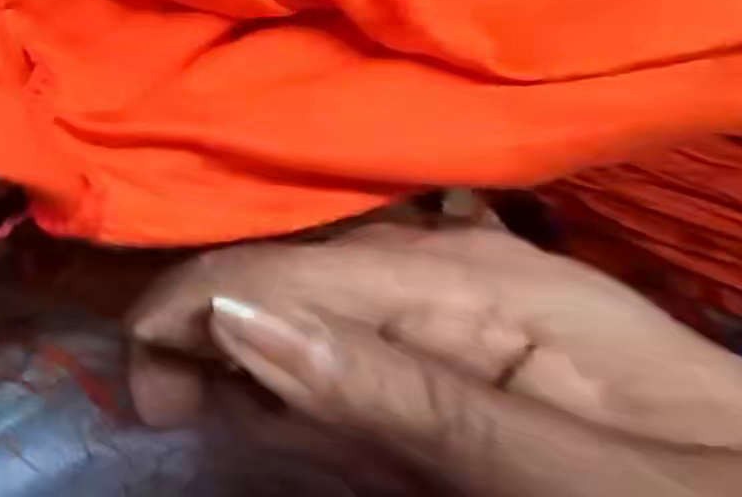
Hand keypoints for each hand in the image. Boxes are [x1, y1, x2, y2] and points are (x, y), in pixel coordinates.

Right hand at [126, 224, 741, 495]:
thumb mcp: (600, 488)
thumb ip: (415, 398)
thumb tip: (236, 316)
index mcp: (476, 275)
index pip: (286, 267)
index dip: (191, 307)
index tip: (141, 390)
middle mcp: (443, 266)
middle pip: (277, 269)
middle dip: (199, 320)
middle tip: (159, 404)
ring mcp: (446, 303)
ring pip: (291, 297)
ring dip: (232, 346)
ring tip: (197, 403)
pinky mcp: (450, 345)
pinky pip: (335, 338)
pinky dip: (286, 373)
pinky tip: (269, 401)